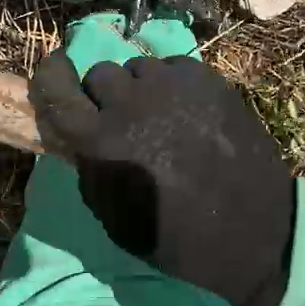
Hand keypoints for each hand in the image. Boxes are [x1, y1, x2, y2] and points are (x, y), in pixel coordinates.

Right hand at [30, 52, 294, 305]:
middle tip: (121, 118)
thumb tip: (78, 137)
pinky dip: (172, 85)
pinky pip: (172, 68)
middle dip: (103, 95)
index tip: (54, 72)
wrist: (254, 230)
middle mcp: (131, 103)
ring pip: (137, 67)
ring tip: (160, 116)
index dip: (50, 77)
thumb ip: (90, 168)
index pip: (57, 89)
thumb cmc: (177, 238)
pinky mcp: (205, 77)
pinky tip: (189, 112)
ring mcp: (171, 84)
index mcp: (102, 141)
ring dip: (139, 89)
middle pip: (99, 74)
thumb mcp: (115, 219)